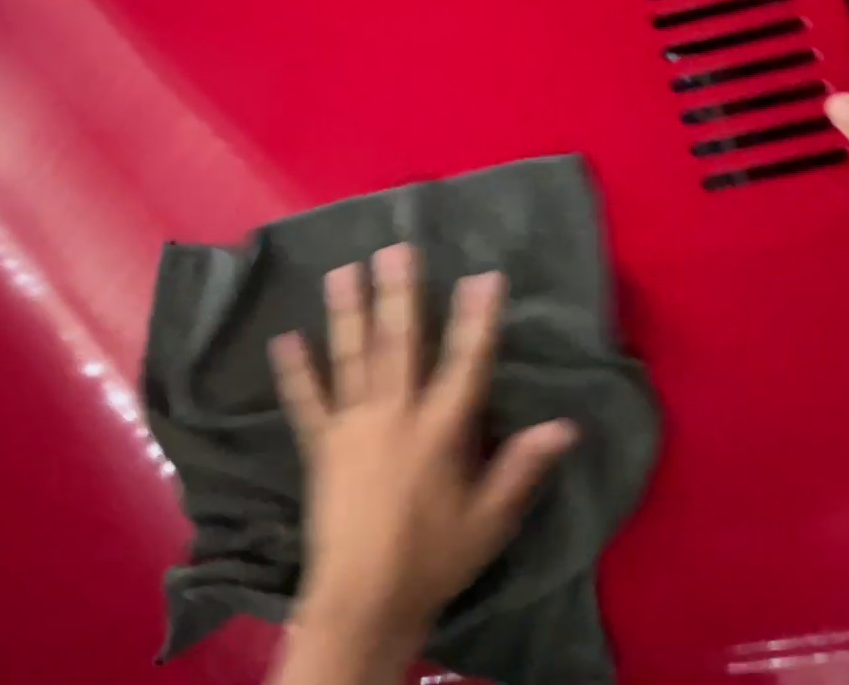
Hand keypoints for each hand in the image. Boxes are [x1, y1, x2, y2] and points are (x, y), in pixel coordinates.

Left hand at [268, 244, 578, 655]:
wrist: (364, 600)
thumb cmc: (433, 558)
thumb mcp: (489, 520)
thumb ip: (521, 468)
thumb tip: (565, 426)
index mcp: (438, 432)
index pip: (464, 364)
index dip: (477, 319)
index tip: (483, 276)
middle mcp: (393, 417)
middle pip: (398, 345)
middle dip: (400, 294)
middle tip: (396, 248)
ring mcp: (351, 428)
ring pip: (351, 359)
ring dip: (347, 313)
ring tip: (343, 270)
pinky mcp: (320, 446)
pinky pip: (306, 402)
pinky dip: (295, 371)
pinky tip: (284, 338)